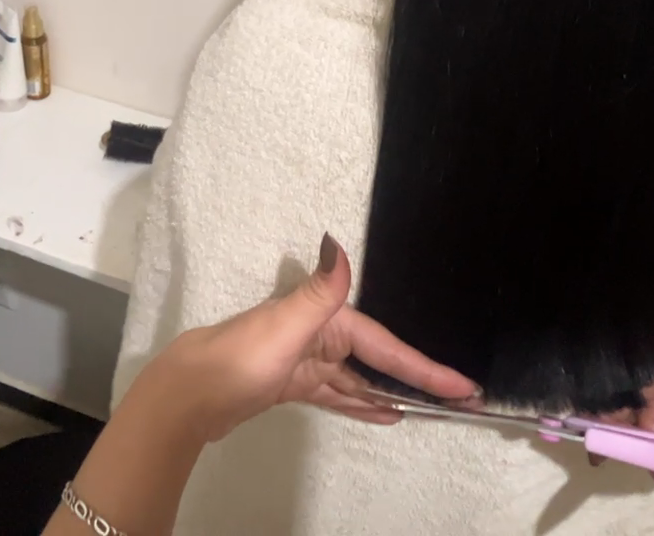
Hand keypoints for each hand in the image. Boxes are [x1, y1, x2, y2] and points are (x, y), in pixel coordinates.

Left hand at [128, 233, 479, 441]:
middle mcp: (321, 334)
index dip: (424, 365)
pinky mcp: (295, 384)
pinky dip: (362, 402)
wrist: (191, 393)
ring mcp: (308, 360)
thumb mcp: (285, 325)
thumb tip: (337, 241)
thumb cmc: (242, 358)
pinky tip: (385, 413)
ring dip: (393, 391)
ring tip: (430, 408)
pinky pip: (339, 393)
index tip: (461, 384)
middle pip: (379, 358)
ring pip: (361, 377)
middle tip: (458, 399)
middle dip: (417, 377)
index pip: (386, 344)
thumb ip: (318, 291)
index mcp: (325, 318)